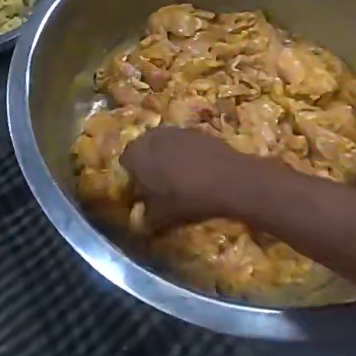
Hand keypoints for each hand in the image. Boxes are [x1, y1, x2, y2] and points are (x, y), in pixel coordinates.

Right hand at [121, 126, 273, 228]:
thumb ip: (146, 218)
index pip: (124, 164)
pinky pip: (183, 143)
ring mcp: (173, 131)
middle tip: (159, 184)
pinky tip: (198, 170)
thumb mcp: (164, 216)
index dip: (132, 178)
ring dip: (166, 157)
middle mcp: (149, 137)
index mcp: (135, 156)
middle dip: (147, 164)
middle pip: (142, 149)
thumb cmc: (188, 198)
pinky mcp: (195, 131)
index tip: (142, 191)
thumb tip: (138, 224)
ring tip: (179, 176)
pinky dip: (185, 154)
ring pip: (162, 144)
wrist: (231, 180)